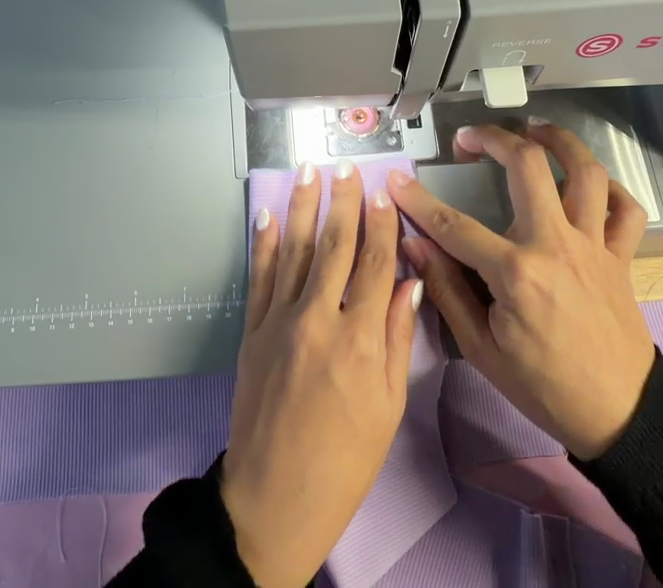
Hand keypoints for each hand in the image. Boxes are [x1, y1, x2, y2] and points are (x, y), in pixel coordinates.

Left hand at [222, 161, 423, 587]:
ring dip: (301, 208)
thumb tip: (410, 284)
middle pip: (335, 248)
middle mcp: (319, 321)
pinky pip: (259, 277)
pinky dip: (263, 242)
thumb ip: (399, 340)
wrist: (276, 494)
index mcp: (361, 341)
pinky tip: (267, 214)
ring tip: (308, 172)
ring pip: (293, 251)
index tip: (384, 191)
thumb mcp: (390, 406)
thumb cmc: (346, 460)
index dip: (382, 224)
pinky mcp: (252, 332)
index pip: (376, 265)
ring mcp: (280, 323)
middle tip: (346, 166)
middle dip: (342, 203)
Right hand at [390, 121, 654, 459]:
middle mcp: (556, 245)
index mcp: (516, 272)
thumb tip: (414, 246)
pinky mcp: (621, 257)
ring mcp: (594, 246)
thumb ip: (446, 290)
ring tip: (535, 130)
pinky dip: (611, 189)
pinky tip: (589, 185)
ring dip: (559, 141)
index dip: (418, 199)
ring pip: (585, 172)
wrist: (618, 416)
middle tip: (469, 139)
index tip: (396, 179)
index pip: (453, 224)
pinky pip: (626, 209)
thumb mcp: (481, 348)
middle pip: (527, 166)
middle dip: (493, 139)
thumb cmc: (543, 387)